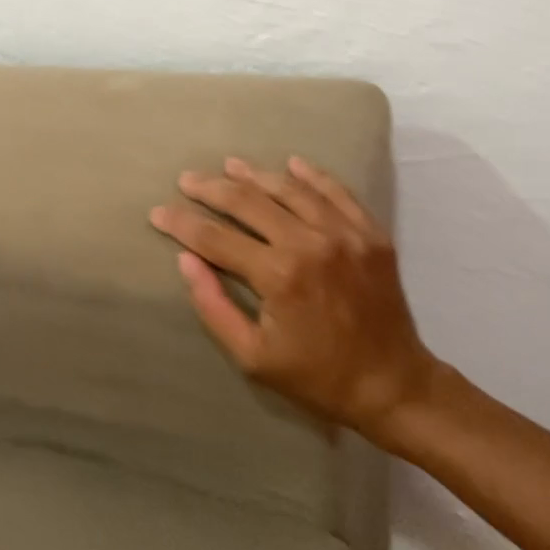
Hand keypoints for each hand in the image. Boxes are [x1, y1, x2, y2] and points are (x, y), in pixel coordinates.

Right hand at [149, 155, 439, 447]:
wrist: (391, 385)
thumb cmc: (315, 377)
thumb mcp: (252, 355)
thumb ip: (213, 305)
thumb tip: (185, 260)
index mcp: (278, 275)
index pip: (216, 238)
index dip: (182, 223)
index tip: (158, 212)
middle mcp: (310, 243)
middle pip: (249, 202)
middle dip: (211, 189)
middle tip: (187, 179)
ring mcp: (344, 234)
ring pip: (290, 190)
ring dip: (256, 175)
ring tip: (229, 165)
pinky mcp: (370, 235)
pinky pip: (337, 193)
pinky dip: (312, 176)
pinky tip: (292, 165)